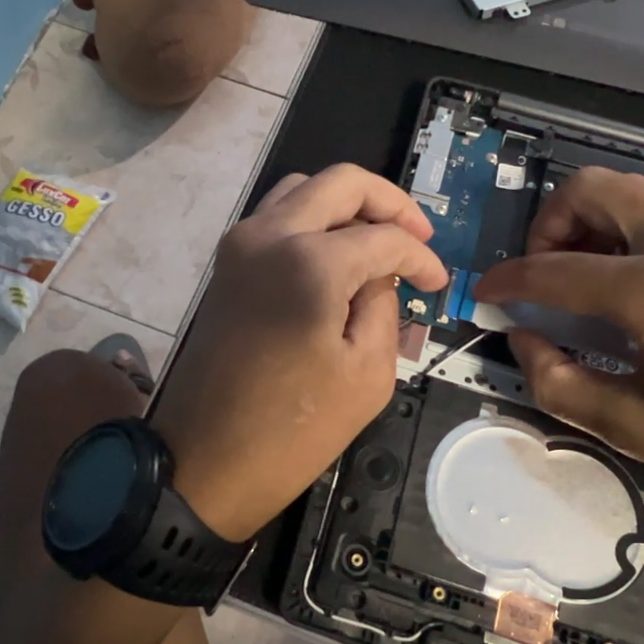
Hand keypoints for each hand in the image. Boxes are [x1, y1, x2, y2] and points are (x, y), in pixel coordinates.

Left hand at [155, 165, 448, 541]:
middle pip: (341, 182)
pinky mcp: (227, 264)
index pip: (384, 238)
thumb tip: (381, 273)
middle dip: (389, 203)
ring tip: (379, 243)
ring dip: (346, 206)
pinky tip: (338, 256)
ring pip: (303, 189)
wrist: (205, 461)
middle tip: (417, 238)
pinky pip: (277, 217)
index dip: (420, 258)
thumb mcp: (366, 374)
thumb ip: (382, 305)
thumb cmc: (293, 430)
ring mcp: (240, 244)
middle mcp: (269, 233)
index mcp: (310, 261)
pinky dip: (312, 221)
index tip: (437, 285)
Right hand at [471, 167, 643, 568]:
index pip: (554, 269)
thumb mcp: (641, 430)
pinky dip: (636, 234)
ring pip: (638, 195)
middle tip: (541, 273)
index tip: (486, 292)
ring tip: (585, 280)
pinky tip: (640, 290)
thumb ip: (562, 380)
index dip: (509, 281)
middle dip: (550, 222)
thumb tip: (524, 342)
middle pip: (595, 188)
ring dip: (596, 223)